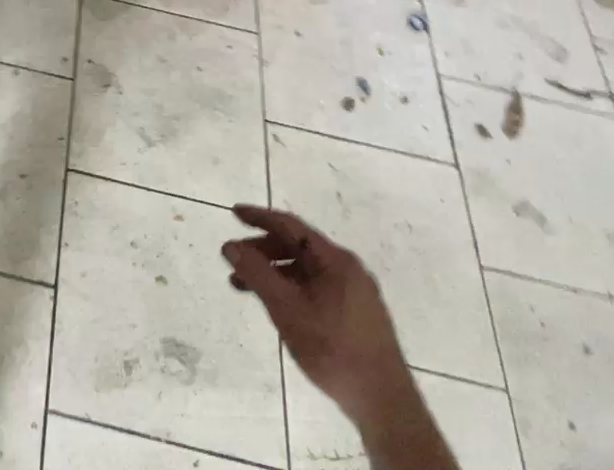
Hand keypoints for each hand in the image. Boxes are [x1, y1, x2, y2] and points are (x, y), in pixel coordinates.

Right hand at [223, 205, 413, 426]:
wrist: (382, 401)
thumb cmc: (332, 348)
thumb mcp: (286, 308)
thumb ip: (256, 273)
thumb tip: (230, 245)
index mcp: (336, 261)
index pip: (291, 226)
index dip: (260, 217)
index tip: (234, 213)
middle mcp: (348, 270)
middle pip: (297, 247)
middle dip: (262, 249)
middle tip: (233, 259)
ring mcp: (354, 293)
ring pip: (304, 270)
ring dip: (272, 271)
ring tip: (243, 286)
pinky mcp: (355, 314)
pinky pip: (314, 287)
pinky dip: (289, 288)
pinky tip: (275, 305)